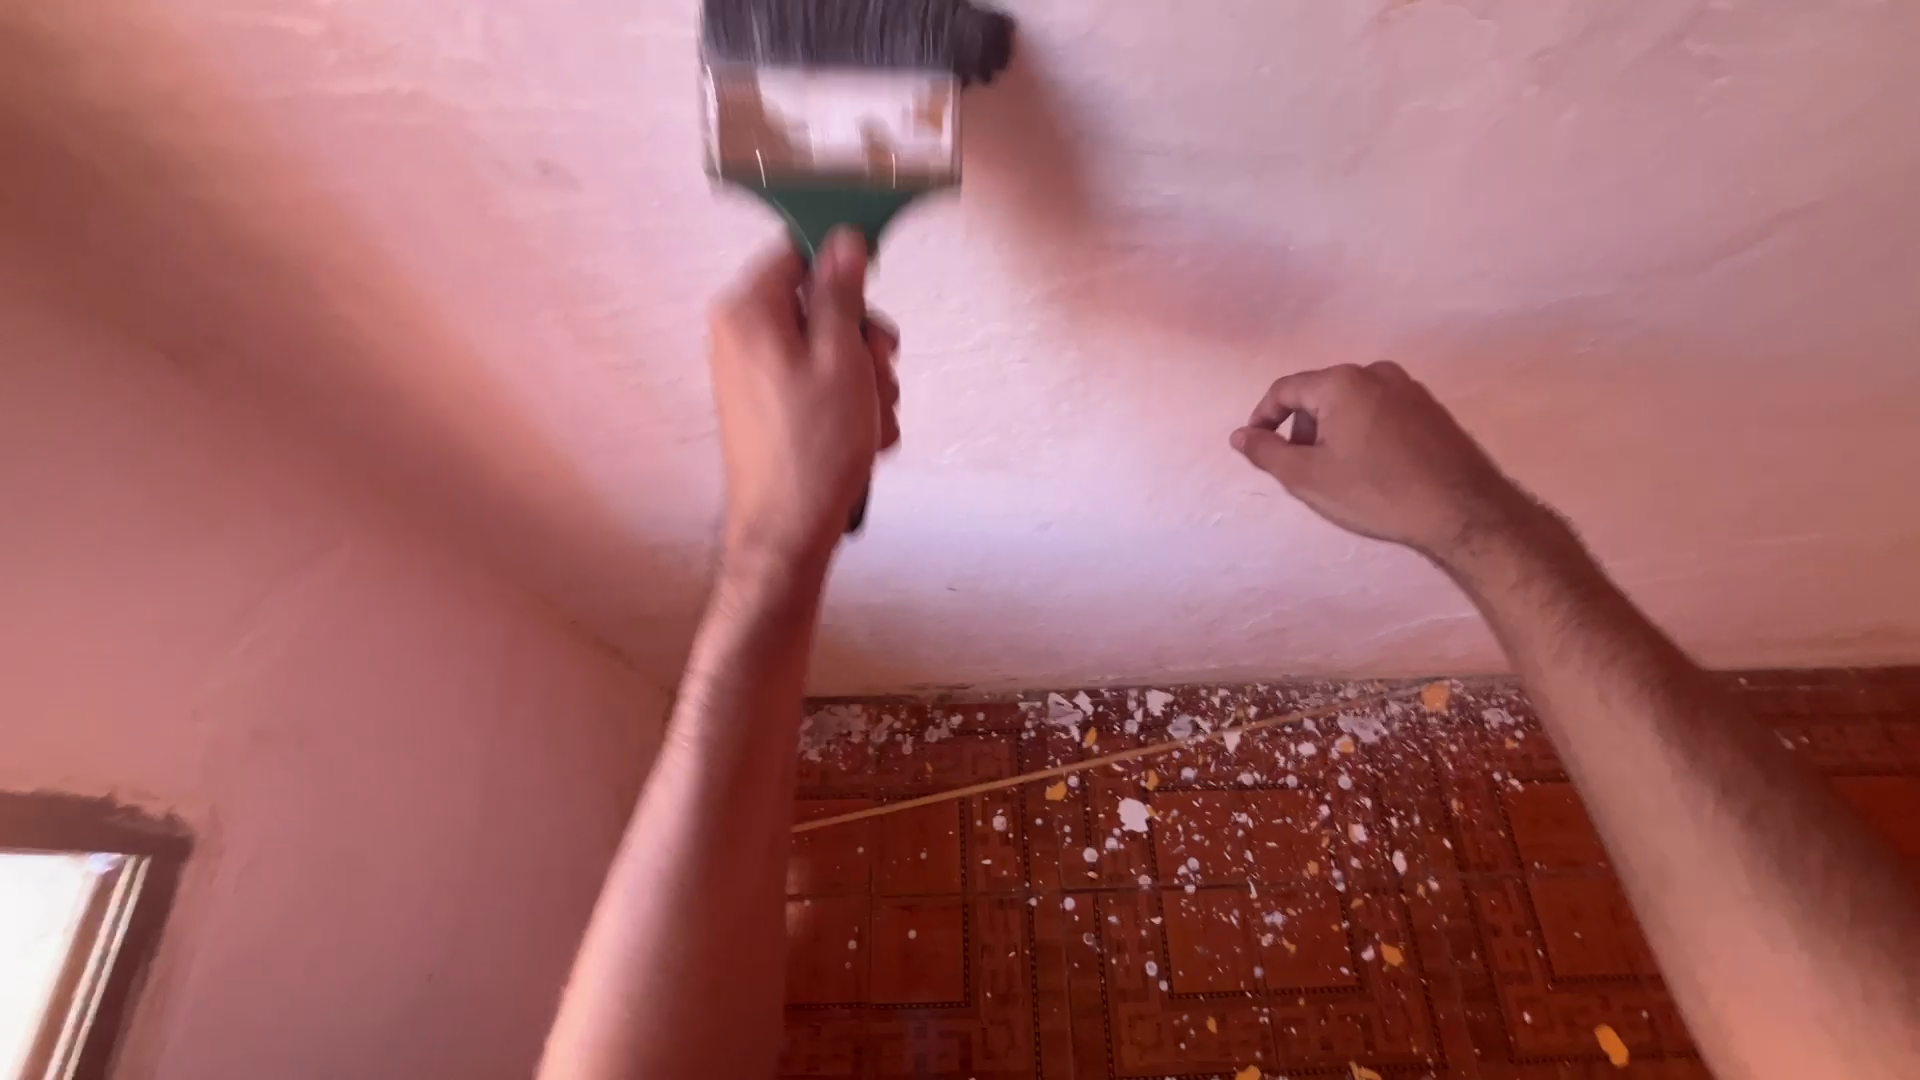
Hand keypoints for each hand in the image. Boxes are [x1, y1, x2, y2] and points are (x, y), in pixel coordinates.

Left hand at [707, 229, 899, 564]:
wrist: (788, 529)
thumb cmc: (813, 449)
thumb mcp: (841, 357)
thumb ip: (842, 294)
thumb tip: (845, 242)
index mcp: (749, 312)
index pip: (798, 253)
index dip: (844, 269)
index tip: (874, 295)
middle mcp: (743, 338)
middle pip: (820, 307)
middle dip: (863, 341)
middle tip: (879, 375)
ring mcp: (756, 376)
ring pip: (829, 351)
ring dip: (865, 381)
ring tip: (872, 420)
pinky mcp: (772, 409)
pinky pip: (819, 386)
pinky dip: (849, 407)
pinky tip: (862, 437)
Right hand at [1230, 362, 1527, 558]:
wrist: (1462, 511)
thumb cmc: (1374, 492)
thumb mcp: (1306, 477)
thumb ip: (1266, 451)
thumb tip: (1240, 435)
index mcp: (1342, 382)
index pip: (1284, 390)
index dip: (1263, 418)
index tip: (1258, 448)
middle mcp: (1376, 373)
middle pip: (1318, 394)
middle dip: (1300, 428)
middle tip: (1299, 468)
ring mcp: (1408, 388)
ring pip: (1348, 403)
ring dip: (1330, 431)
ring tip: (1334, 472)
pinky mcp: (1430, 408)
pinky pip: (1377, 410)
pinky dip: (1359, 432)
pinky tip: (1367, 468)